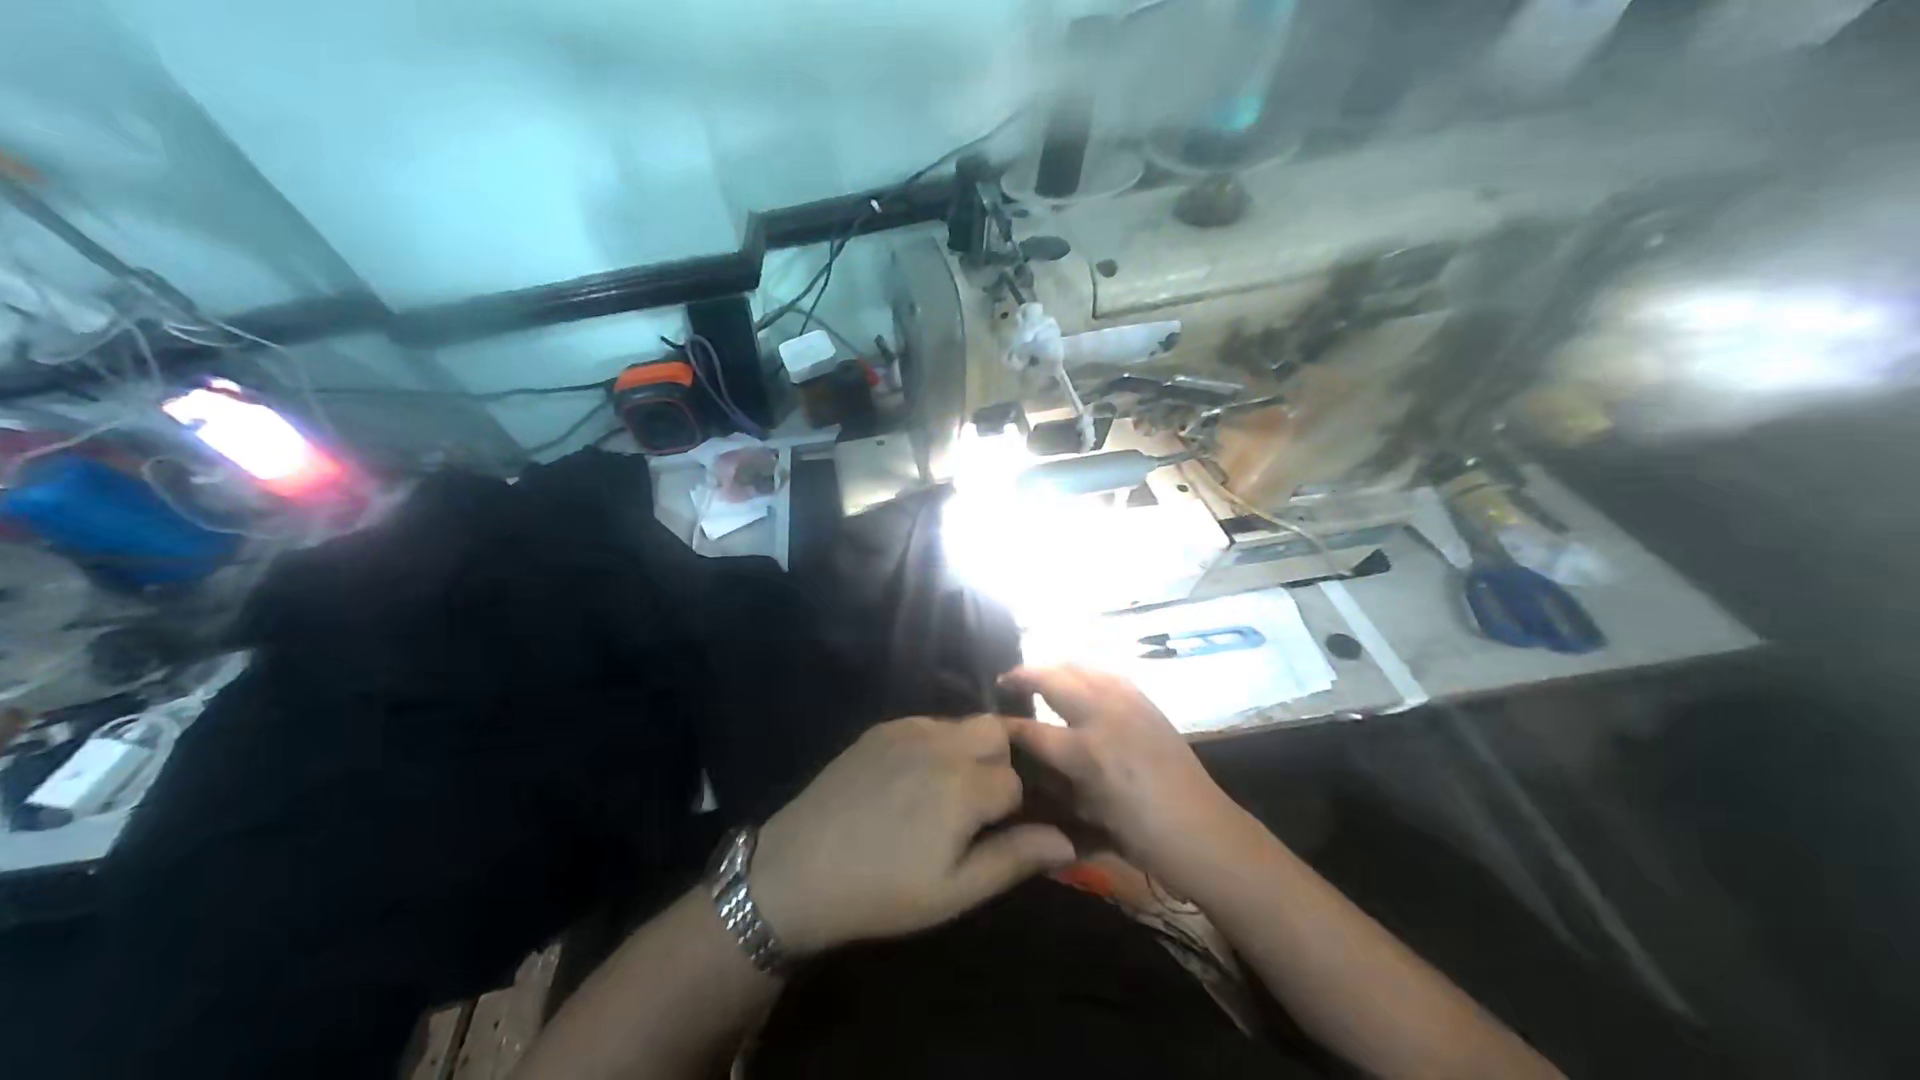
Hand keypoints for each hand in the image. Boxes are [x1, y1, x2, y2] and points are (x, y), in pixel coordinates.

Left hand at [750, 715, 1076, 955]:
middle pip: (996, 732)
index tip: (994, 833)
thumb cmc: (881, 891)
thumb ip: (1013, 859)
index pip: (1016, 782)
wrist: (796, 871)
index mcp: (965, 786)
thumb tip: (1066, 840)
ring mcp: (907, 730)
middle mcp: (942, 744)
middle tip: (978, 805)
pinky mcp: (880, 730)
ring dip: (970, 750)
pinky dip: (936, 744)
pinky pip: (927, 724)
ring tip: (946, 792)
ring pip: (963, 724)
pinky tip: (913, 780)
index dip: (1011, 809)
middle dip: (1000, 762)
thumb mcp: (953, 891)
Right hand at [999, 665, 1245, 881]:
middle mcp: (1104, 716)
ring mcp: (1128, 703)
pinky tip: (1079, 682)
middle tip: (1005, 682)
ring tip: (1038, 676)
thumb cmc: (1140, 836)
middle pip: (1053, 677)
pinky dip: (1085, 672)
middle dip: (1023, 676)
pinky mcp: (1147, 702)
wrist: (1203, 832)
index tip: (987, 723)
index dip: (1003, 726)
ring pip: (1082, 666)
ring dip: (1055, 667)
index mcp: (1086, 752)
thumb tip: (1028, 764)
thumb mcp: (1086, 815)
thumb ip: (1053, 783)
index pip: (1030, 730)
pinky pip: (1107, 674)